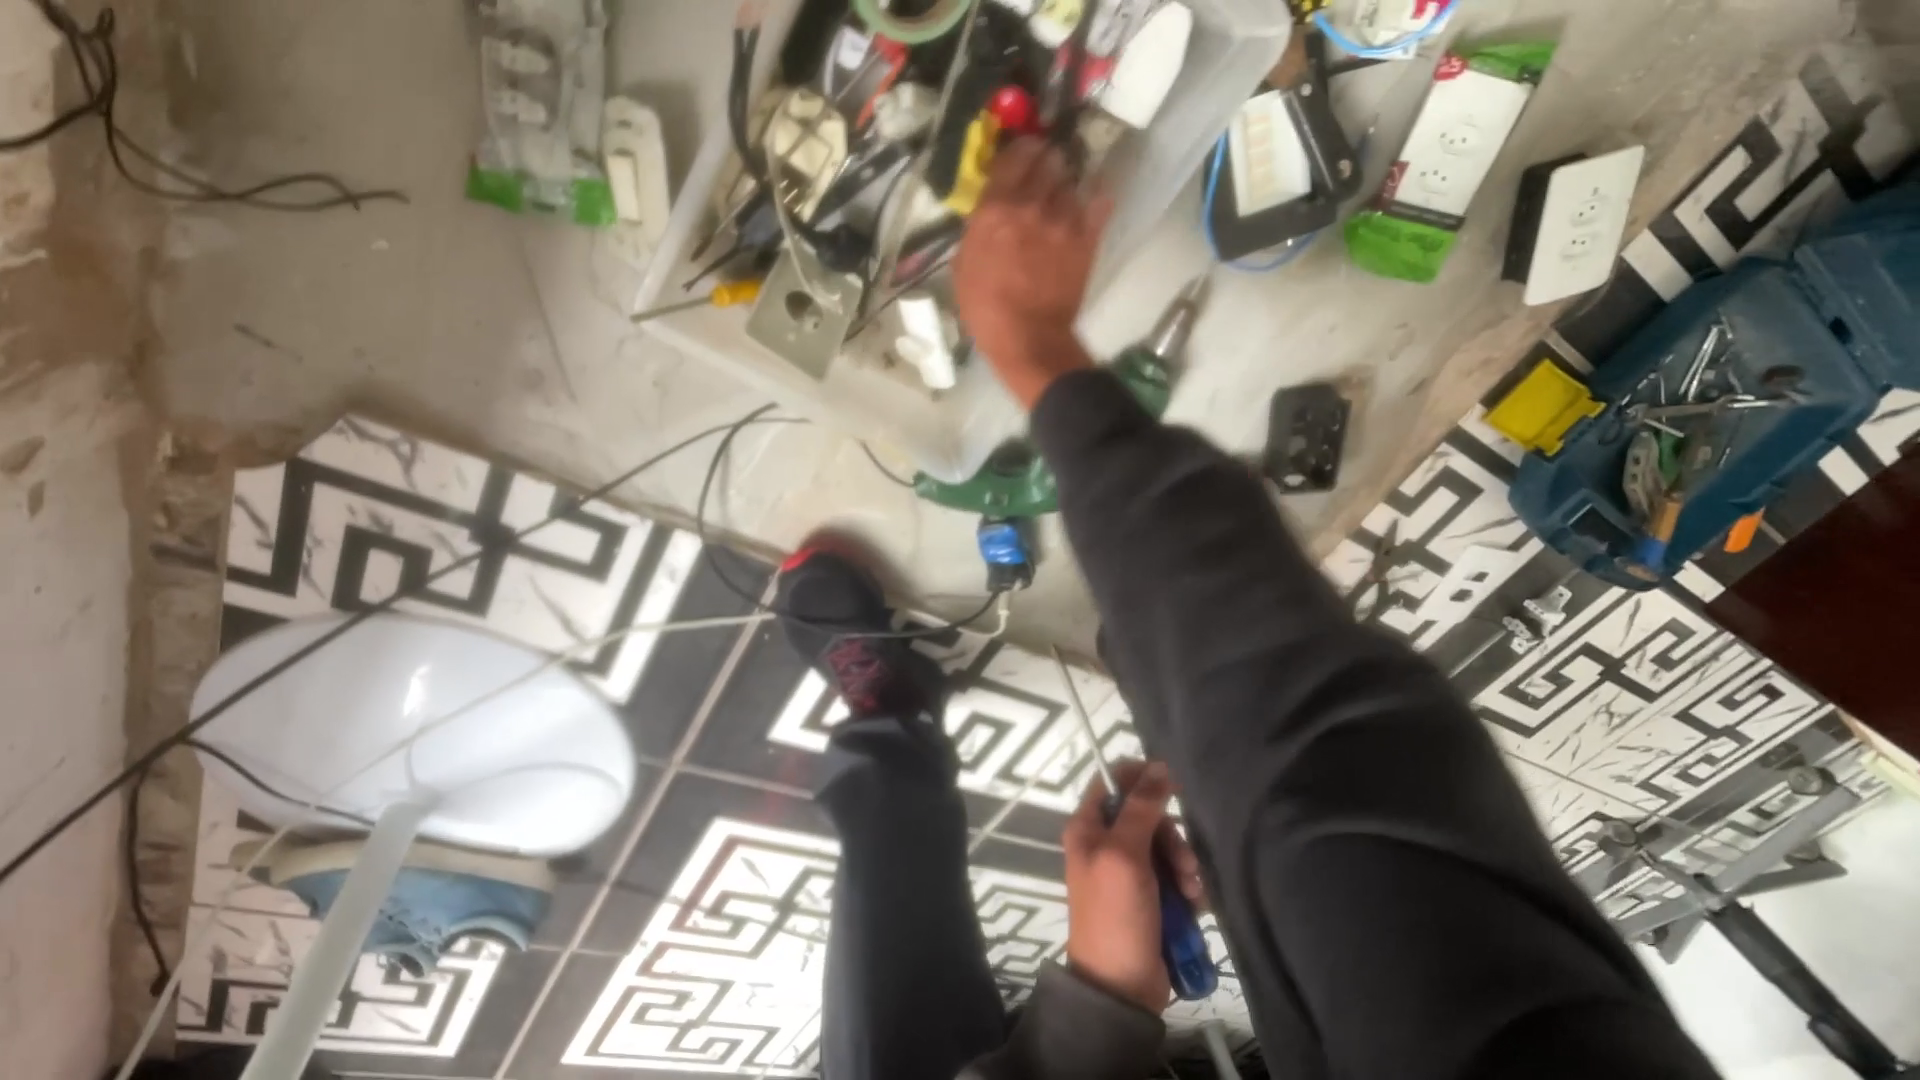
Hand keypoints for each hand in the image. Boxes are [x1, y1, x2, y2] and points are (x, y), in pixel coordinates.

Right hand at [953, 138, 1111, 408]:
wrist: (1028, 337)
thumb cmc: (986, 309)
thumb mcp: (963, 266)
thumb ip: (978, 231)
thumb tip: (987, 216)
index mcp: (994, 209)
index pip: (1013, 158)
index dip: (1021, 149)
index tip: (1026, 150)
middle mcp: (1030, 205)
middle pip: (1047, 162)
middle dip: (1048, 159)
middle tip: (1048, 163)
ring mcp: (1063, 220)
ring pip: (1072, 182)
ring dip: (1068, 182)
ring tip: (1065, 188)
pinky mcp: (1087, 238)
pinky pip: (1099, 204)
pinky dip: (1097, 198)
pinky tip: (1096, 198)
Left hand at [1062, 760, 1205, 1013]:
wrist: (1121, 986)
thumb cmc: (1115, 913)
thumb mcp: (1125, 855)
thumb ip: (1142, 808)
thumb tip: (1158, 766)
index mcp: (1088, 829)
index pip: (1112, 782)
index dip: (1141, 777)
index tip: (1172, 783)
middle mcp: (1106, 845)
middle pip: (1148, 816)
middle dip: (1171, 837)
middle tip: (1182, 862)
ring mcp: (1130, 872)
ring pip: (1167, 847)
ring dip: (1184, 865)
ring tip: (1191, 892)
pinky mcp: (1152, 897)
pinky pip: (1176, 876)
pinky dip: (1188, 888)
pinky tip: (1195, 905)